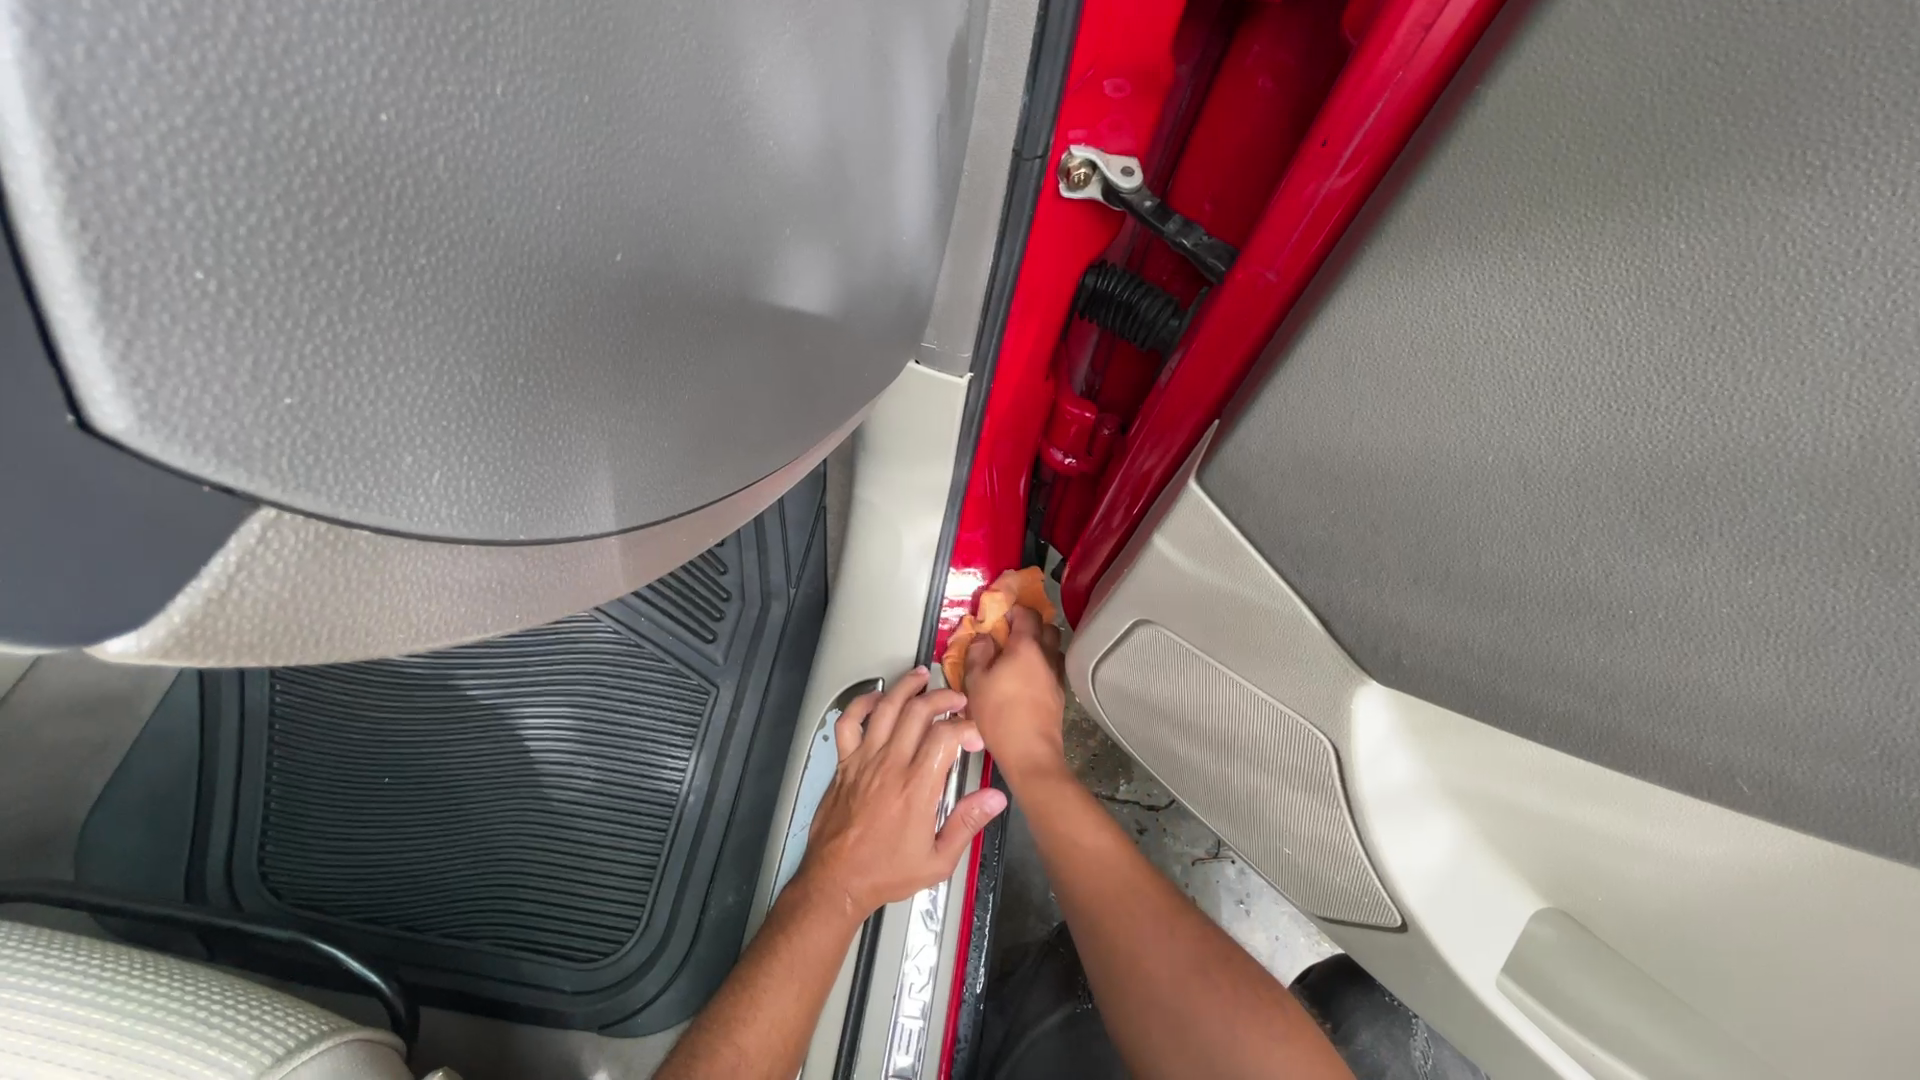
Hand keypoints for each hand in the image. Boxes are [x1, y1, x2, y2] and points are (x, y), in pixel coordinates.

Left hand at [795, 667, 1007, 919]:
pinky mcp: (844, 764)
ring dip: (907, 687)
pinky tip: (877, 698)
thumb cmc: (886, 873)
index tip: (975, 735)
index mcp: (916, 788)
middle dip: (943, 697)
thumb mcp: (938, 860)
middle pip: (918, 711)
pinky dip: (862, 703)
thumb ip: (967, 823)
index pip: (946, 735)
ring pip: (886, 708)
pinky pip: (849, 722)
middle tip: (957, 699)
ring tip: (923, 676)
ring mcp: (864, 761)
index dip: (967, 726)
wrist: (837, 882)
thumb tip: (996, 797)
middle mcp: (890, 766)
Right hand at [963, 605, 1066, 786]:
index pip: (1027, 613)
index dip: (1013, 610)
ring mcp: (1057, 675)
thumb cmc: (999, 714)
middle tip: (1011, 634)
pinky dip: (1043, 664)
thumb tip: (984, 637)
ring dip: (1039, 644)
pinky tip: (1028, 678)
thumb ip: (978, 653)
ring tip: (1019, 656)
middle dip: (1030, 624)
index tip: (1000, 616)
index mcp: (1026, 646)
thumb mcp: (975, 681)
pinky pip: (1054, 667)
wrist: (1030, 751)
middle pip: (1047, 626)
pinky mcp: (1060, 693)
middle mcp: (1046, 655)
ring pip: (1053, 647)